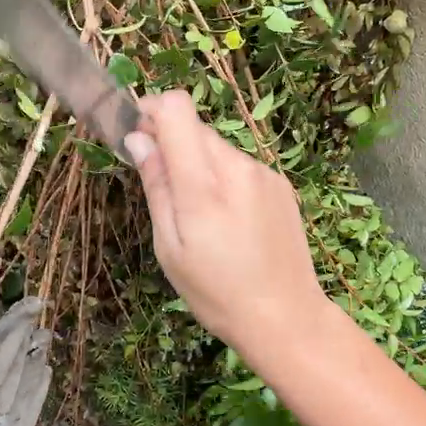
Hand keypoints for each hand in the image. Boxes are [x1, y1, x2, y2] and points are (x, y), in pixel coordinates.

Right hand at [125, 91, 329, 358]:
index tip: (139, 137)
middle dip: (173, 145)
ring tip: (203, 218)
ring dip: (201, 165)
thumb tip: (139, 140)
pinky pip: (242, 168)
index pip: (177, 109)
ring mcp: (265, 174)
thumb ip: (157, 186)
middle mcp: (239, 167)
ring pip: (220, 149)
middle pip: (196, 128)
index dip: (151, 112)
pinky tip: (231, 223)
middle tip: (165, 190)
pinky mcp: (282, 186)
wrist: (286, 317)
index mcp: (205, 184)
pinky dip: (227, 180)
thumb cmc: (216, 293)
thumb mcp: (171, 247)